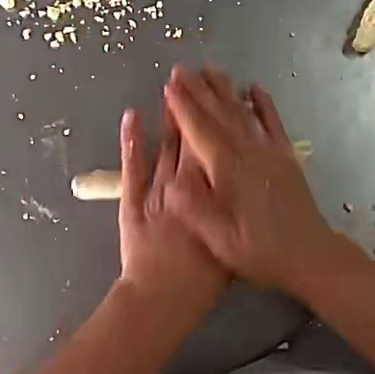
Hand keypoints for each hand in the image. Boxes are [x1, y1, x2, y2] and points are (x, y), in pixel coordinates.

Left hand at [114, 106, 227, 311]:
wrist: (161, 297)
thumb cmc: (200, 278)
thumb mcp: (229, 242)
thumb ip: (233, 211)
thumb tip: (242, 186)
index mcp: (209, 193)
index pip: (212, 147)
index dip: (214, 119)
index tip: (216, 92)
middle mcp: (183, 183)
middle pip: (188, 139)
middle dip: (191, 107)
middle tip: (193, 76)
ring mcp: (155, 188)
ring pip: (165, 145)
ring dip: (168, 116)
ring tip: (171, 87)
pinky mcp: (132, 198)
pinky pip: (131, 164)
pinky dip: (131, 139)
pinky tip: (132, 114)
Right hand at [160, 66, 354, 295]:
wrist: (312, 256)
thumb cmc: (260, 251)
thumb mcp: (220, 239)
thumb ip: (194, 209)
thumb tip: (169, 181)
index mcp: (228, 169)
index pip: (199, 129)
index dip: (182, 106)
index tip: (168, 86)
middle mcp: (248, 151)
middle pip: (219, 113)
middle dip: (198, 89)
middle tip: (181, 68)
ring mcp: (270, 151)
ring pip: (242, 111)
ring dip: (224, 89)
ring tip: (209, 68)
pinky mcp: (286, 155)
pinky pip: (273, 122)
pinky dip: (263, 103)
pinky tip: (255, 88)